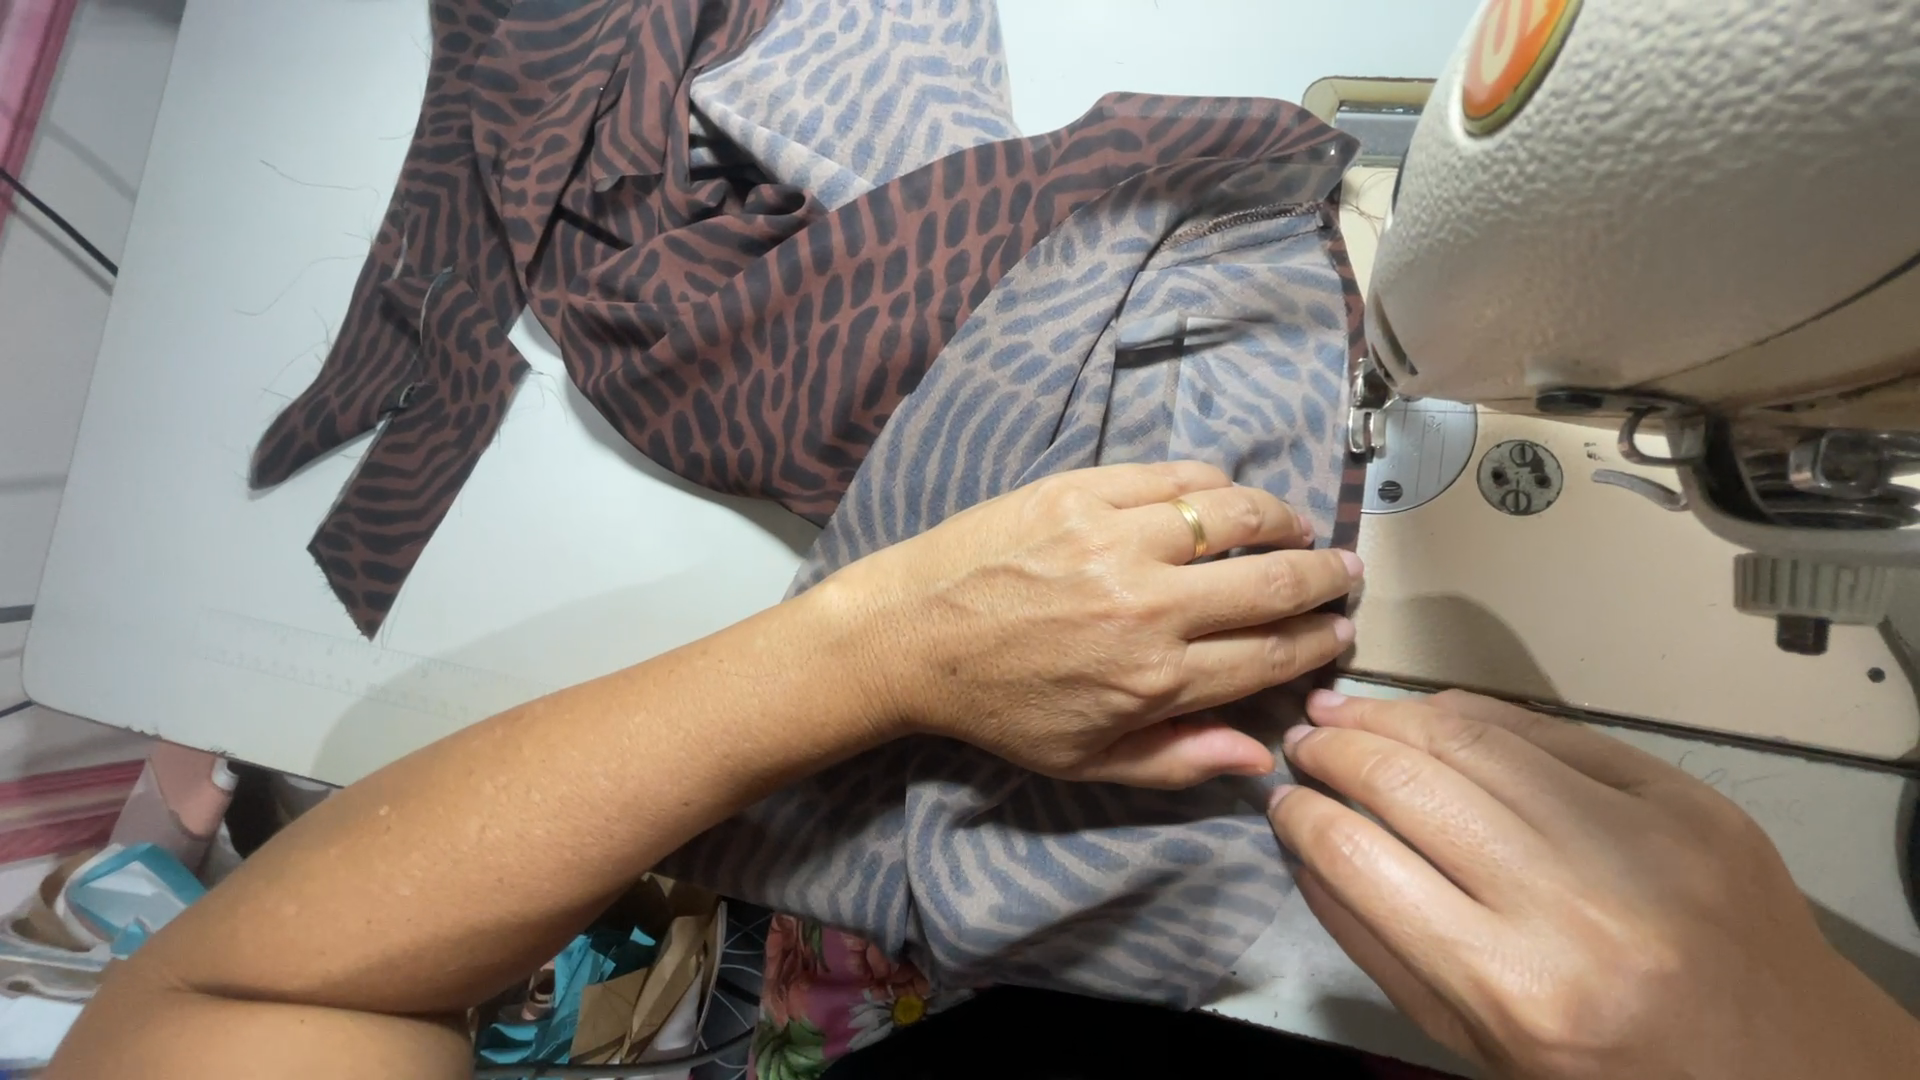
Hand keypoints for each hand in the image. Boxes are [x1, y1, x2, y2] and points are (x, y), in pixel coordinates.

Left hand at [815, 461, 1360, 788]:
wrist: (912, 636)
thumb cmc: (997, 706)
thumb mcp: (1082, 761)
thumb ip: (1177, 760)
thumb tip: (1262, 752)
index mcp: (1154, 678)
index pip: (1270, 654)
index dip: (1318, 642)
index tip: (1339, 631)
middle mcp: (1148, 604)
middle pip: (1270, 582)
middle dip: (1324, 578)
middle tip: (1343, 574)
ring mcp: (1113, 538)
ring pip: (1233, 514)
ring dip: (1282, 520)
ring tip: (1295, 528)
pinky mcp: (1078, 493)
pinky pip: (1171, 475)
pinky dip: (1214, 482)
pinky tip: (1225, 495)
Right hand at [1268, 690, 1919, 1078]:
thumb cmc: (1612, 1077)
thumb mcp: (1472, 1041)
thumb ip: (1372, 941)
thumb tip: (1304, 840)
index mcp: (1516, 988)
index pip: (1357, 857)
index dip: (1300, 814)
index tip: (1281, 800)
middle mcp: (1577, 906)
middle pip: (1406, 782)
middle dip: (1331, 750)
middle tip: (1301, 741)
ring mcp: (1643, 839)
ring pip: (1467, 735)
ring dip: (1384, 714)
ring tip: (1340, 710)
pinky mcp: (1686, 799)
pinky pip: (1541, 728)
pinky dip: (1463, 711)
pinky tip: (1423, 712)